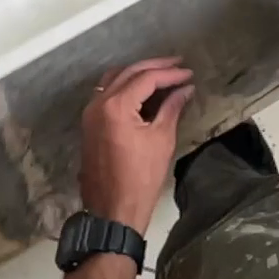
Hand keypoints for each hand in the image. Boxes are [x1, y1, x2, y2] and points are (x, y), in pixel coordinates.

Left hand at [78, 57, 194, 232]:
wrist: (113, 213)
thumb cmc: (141, 178)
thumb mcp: (161, 140)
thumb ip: (172, 108)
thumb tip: (186, 89)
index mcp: (116, 105)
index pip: (146, 78)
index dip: (170, 74)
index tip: (189, 73)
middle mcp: (98, 102)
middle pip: (129, 72)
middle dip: (155, 67)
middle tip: (178, 65)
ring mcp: (90, 112)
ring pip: (115, 79)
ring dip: (138, 73)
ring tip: (162, 74)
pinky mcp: (89, 123)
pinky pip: (107, 92)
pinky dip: (125, 86)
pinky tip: (143, 90)